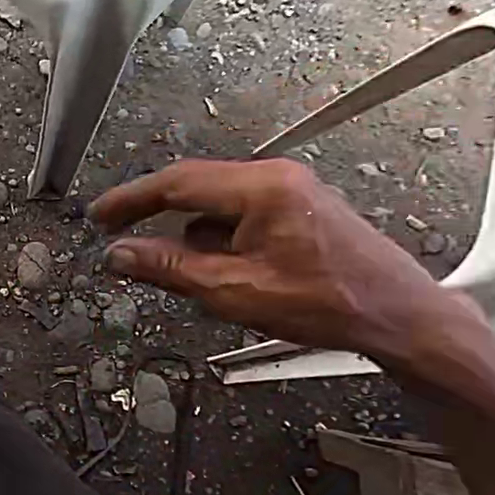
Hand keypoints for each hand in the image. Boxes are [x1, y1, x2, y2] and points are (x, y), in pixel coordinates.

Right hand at [88, 158, 480, 371]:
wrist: (395, 314)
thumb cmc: (327, 302)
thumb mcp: (231, 290)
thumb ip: (168, 269)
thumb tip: (122, 253)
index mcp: (261, 189)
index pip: (175, 183)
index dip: (129, 199)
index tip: (99, 215)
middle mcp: (275, 180)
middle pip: (192, 189)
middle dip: (151, 214)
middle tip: (115, 234)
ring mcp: (287, 194)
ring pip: (212, 207)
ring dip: (183, 234)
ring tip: (167, 270)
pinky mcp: (293, 211)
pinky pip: (234, 217)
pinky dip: (210, 240)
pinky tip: (209, 271)